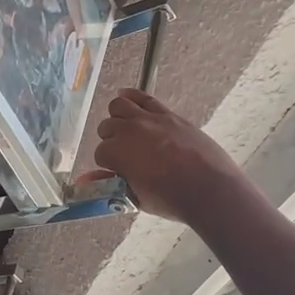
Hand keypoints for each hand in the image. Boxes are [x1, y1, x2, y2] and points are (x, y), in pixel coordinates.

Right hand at [90, 89, 246, 219]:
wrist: (210, 190)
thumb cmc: (171, 199)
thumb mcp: (135, 197)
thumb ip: (108, 184)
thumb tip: (83, 180)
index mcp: (116, 152)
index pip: (100, 152)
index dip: (108, 164)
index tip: (118, 172)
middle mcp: (127, 130)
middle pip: (106, 127)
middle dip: (111, 140)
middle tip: (124, 154)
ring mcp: (148, 119)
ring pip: (118, 106)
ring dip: (117, 117)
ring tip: (125, 128)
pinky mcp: (167, 114)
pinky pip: (143, 97)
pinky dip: (131, 95)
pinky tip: (125, 97)